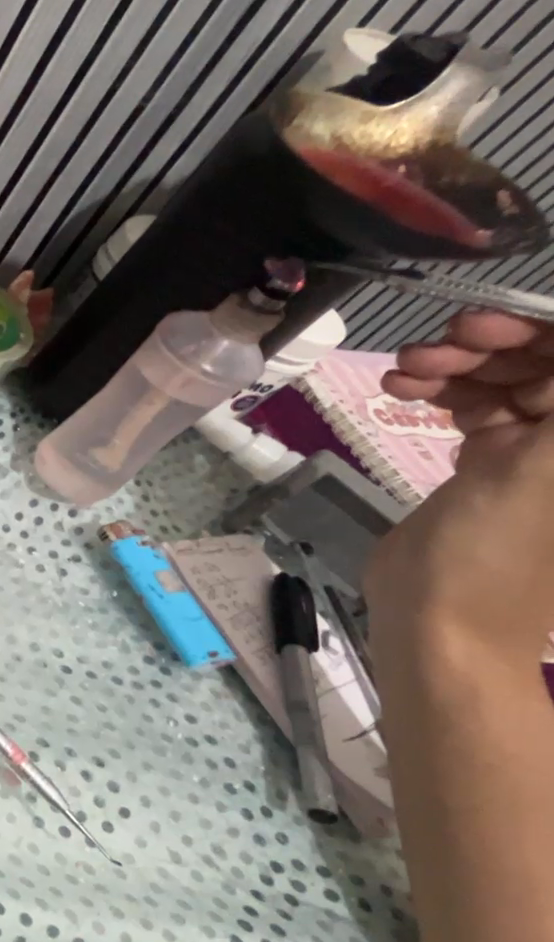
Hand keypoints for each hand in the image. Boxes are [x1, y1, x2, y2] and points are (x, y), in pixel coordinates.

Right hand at [368, 311, 553, 672]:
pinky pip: (475, 408)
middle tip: (428, 347)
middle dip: (492, 346)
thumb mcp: (544, 468)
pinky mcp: (491, 463)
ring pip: (509, 381)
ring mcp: (541, 452)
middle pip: (552, 366)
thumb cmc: (499, 551)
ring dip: (457, 366)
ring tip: (405, 369)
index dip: (539, 334)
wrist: (440, 616)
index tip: (476, 326)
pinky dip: (440, 392)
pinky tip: (403, 388)